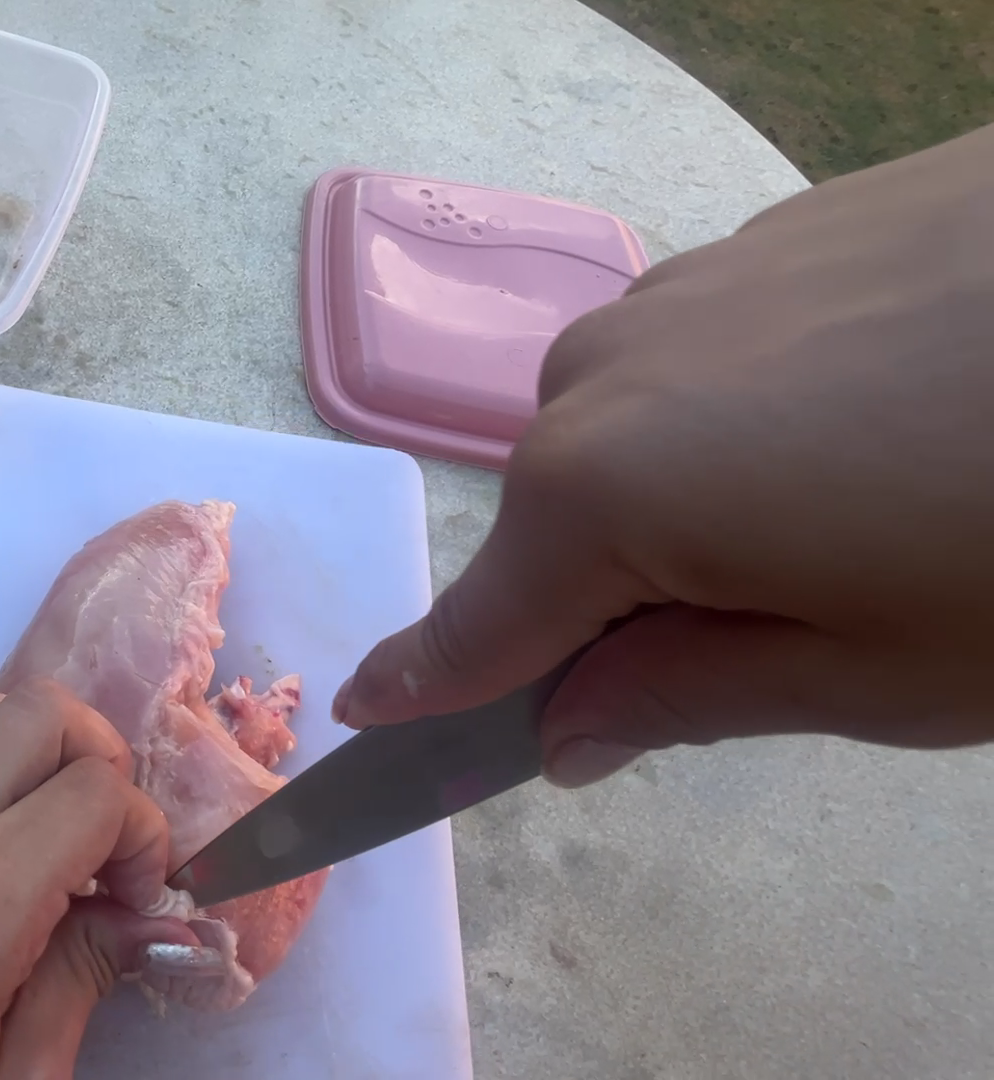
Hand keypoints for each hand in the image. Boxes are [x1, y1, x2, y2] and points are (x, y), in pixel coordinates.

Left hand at [0, 679, 196, 1078]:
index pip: (96, 791)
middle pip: (38, 710)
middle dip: (100, 755)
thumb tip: (155, 918)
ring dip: (32, 736)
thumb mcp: (23, 1076)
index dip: (144, 835)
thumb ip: (88, 975)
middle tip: (108, 838)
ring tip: (53, 810)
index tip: (137, 900)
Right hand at [334, 122, 993, 786]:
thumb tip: (565, 736)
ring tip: (862, 476)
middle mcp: (580, 390)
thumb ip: (683, 698)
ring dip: (681, 491)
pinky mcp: (730, 247)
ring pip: (617, 441)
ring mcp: (650, 304)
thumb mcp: (892, 669)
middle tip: (780, 607)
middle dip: (618, 590)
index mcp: (593, 495)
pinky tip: (877, 387)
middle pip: (556, 531)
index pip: (474, 627)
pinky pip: (681, 367)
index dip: (416, 682)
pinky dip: (733, 410)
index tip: (362, 711)